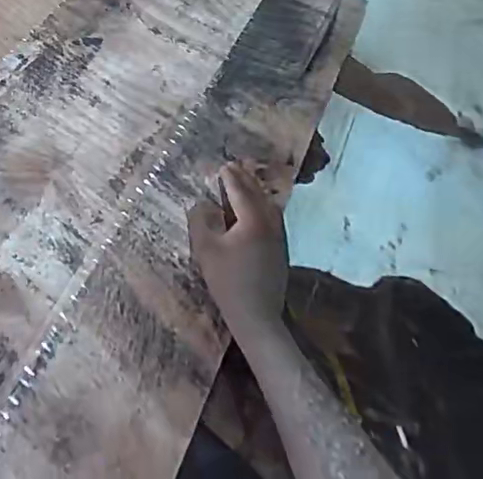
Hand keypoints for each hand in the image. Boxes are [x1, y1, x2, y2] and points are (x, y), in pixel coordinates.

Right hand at [188, 161, 288, 340]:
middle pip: (258, 194)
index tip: (222, 165)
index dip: (230, 177)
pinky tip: (258, 210)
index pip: (240, 191)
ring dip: (256, 191)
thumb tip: (202, 203)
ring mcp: (279, 238)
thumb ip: (200, 221)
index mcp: (253, 220)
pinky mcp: (281, 251)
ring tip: (246, 182)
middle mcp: (270, 224)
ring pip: (269, 205)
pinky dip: (263, 205)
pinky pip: (273, 217)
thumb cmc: (228, 282)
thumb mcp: (205, 250)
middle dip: (245, 179)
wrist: (257, 317)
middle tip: (234, 166)